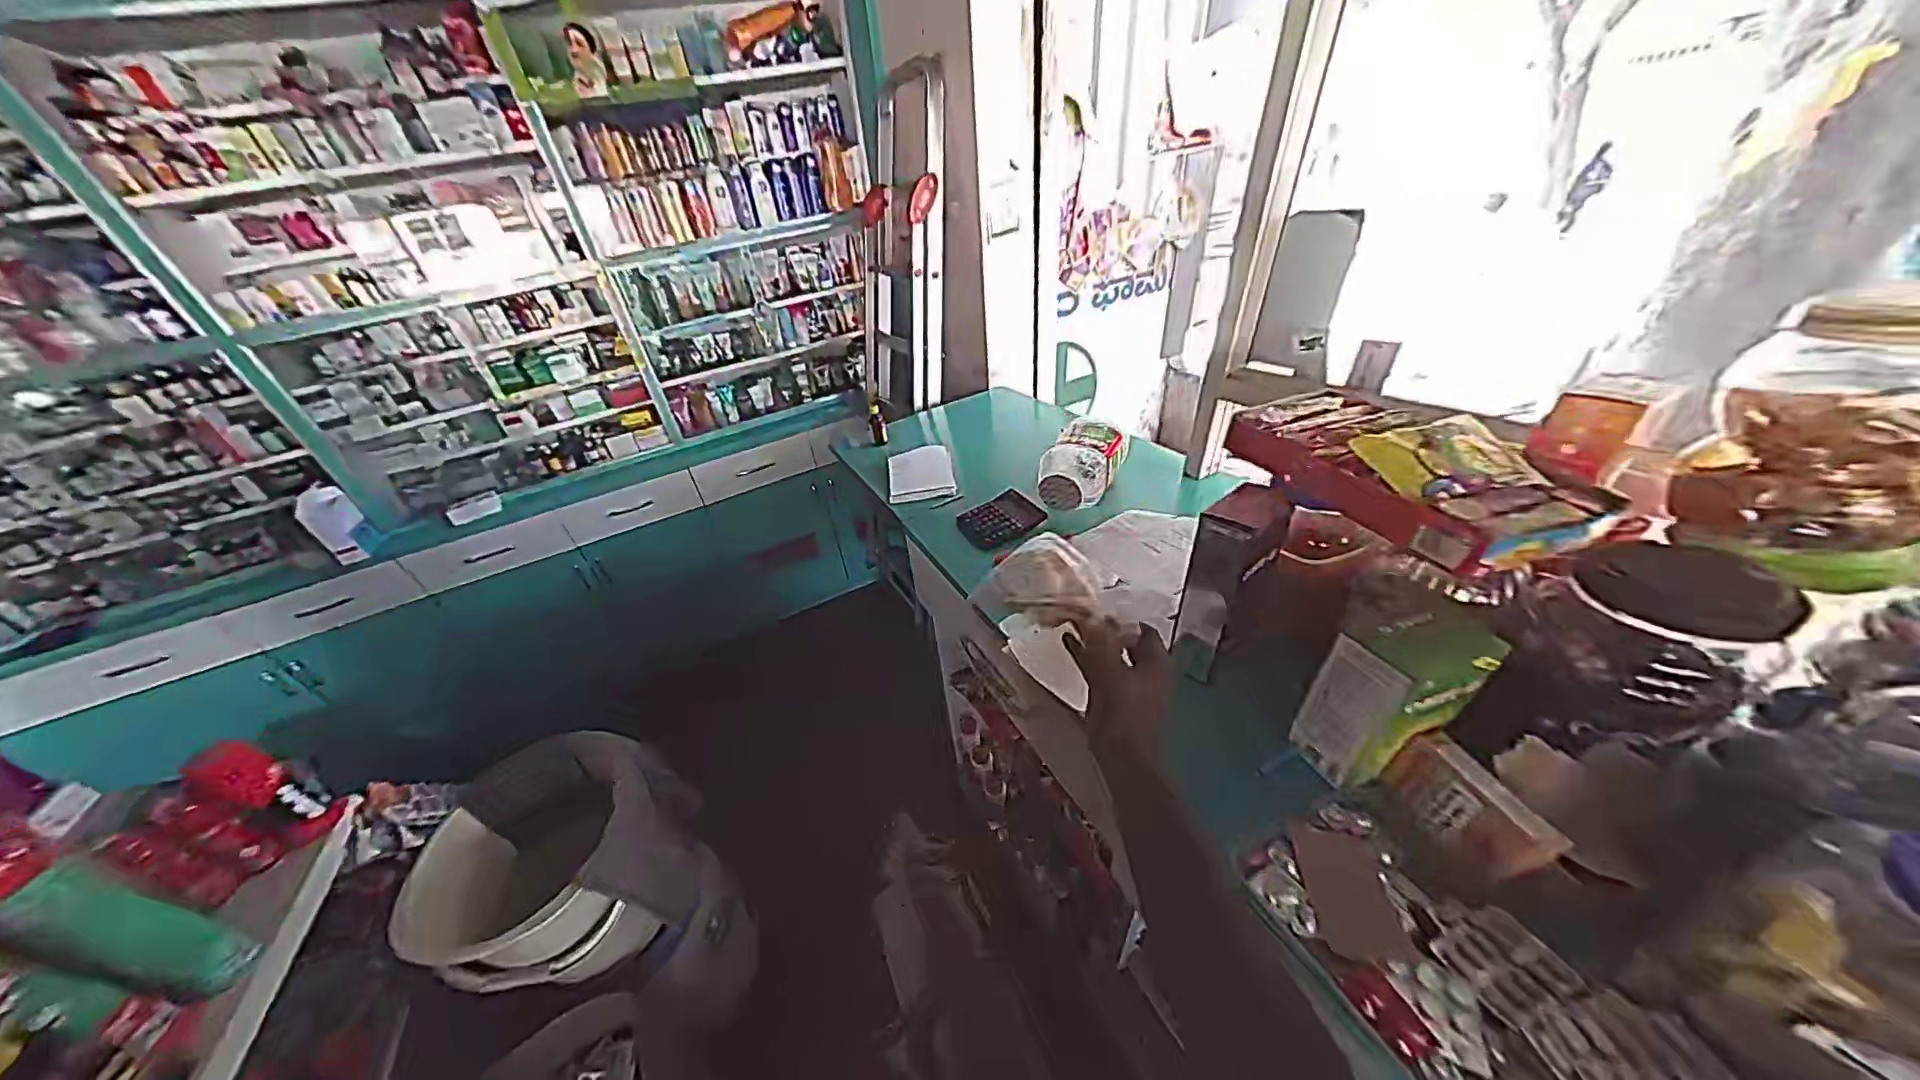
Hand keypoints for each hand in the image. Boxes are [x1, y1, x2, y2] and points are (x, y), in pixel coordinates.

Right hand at [1065, 616, 1172, 765]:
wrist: (1128, 765)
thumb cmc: (1124, 718)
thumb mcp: (1110, 675)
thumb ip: (1101, 644)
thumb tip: (1092, 615)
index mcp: (1156, 662)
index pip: (1140, 627)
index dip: (1117, 617)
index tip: (1092, 609)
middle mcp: (1150, 672)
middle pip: (1125, 641)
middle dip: (1102, 629)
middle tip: (1076, 616)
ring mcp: (1135, 689)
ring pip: (1113, 656)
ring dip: (1093, 643)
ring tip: (1069, 628)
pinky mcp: (1120, 703)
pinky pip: (1104, 673)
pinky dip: (1090, 660)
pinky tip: (1071, 650)